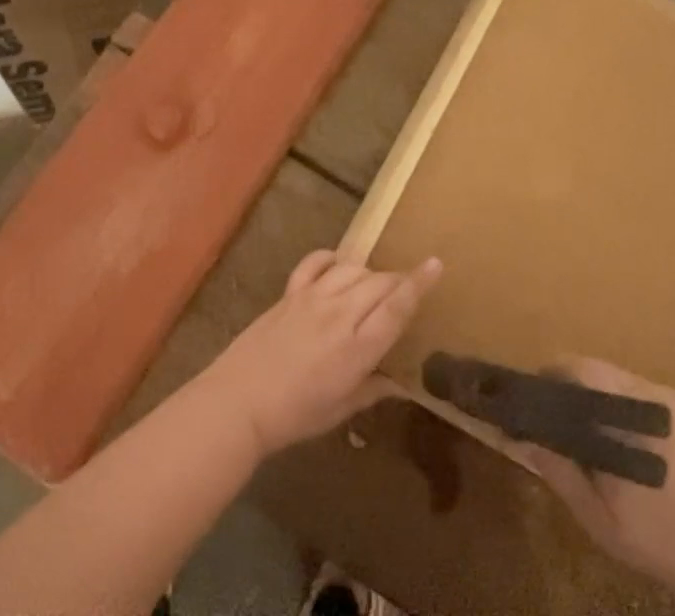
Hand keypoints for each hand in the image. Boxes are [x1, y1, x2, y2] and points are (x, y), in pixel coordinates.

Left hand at [196, 249, 441, 455]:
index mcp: (358, 347)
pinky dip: (330, 259)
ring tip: (375, 284)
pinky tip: (337, 264)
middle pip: (379, 283)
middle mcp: (339, 315)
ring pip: (352, 270)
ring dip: (369, 272)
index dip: (419, 283)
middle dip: (399, 280)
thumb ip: (373, 390)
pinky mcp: (288, 294)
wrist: (238, 401)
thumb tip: (401, 385)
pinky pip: (314, 264)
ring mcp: (311, 299)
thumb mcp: (341, 409)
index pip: (397, 306)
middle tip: (407, 288)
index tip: (436, 263)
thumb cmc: (295, 415)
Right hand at [519, 360, 674, 607]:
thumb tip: (521, 435)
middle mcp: (665, 401)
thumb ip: (559, 470)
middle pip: (608, 374)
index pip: (586, 370)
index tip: (539, 394)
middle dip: (582, 391)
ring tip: (607, 438)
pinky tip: (644, 447)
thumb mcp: (597, 516)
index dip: (556, 374)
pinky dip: (642, 413)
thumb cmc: (661, 542)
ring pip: (633, 385)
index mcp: (636, 421)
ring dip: (612, 403)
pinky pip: (660, 399)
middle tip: (568, 422)